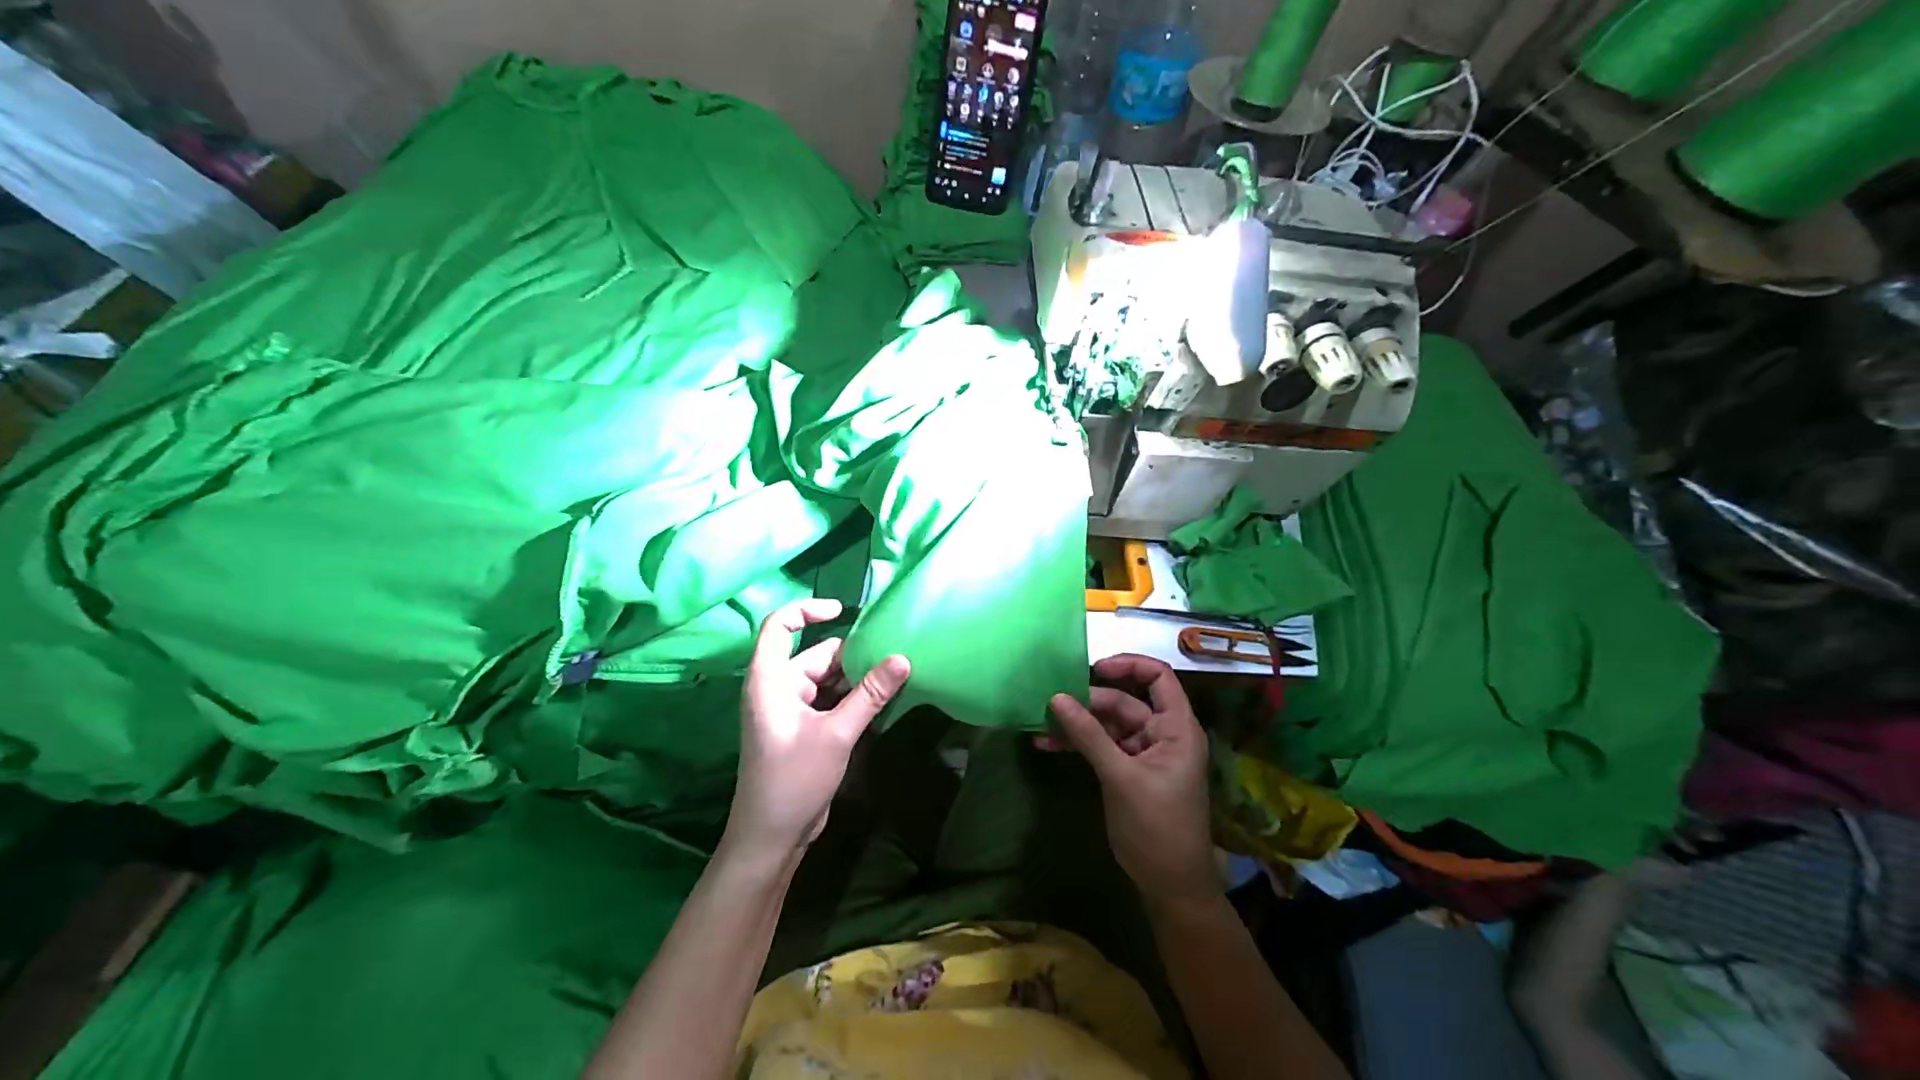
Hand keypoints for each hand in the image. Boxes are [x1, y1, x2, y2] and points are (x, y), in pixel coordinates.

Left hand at [726, 599, 910, 859]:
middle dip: (853, 655)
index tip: (843, 611)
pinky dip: (853, 698)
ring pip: (828, 680)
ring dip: (857, 678)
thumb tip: (903, 658)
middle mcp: (777, 688)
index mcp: (770, 679)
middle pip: (817, 656)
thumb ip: (870, 694)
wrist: (772, 837)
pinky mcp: (803, 729)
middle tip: (895, 654)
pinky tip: (883, 700)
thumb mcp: (836, 733)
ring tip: (896, 674)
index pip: (780, 626)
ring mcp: (790, 709)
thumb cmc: (793, 779)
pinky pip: (831, 700)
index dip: (808, 610)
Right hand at [1048, 654, 1216, 908]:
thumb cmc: (1157, 827)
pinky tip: (1048, 745)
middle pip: (1124, 702)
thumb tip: (1056, 697)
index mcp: (1176, 728)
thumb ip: (1089, 735)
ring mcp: (1143, 752)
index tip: (1092, 668)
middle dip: (1088, 702)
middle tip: (1050, 707)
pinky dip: (1078, 744)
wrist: (1170, 884)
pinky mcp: (1126, 770)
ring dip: (1077, 724)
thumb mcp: (1120, 777)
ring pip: (1107, 724)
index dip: (1129, 665)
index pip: (1158, 678)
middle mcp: (1161, 733)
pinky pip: (1100, 746)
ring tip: (1041, 725)